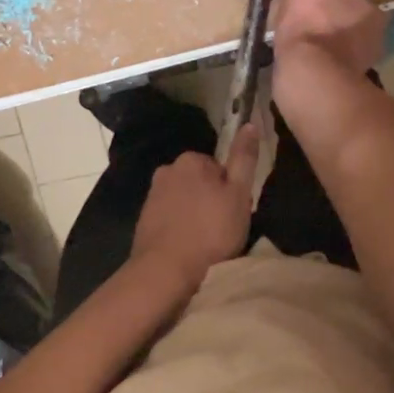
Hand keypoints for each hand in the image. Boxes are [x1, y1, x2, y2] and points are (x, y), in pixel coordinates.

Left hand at [129, 128, 259, 290]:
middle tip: (222, 227)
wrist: (166, 269)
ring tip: (205, 240)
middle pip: (199, 182)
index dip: (231, 189)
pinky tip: (186, 245)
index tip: (235, 211)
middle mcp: (166, 170)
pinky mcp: (143, 218)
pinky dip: (178, 226)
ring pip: (183, 199)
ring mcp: (152, 194)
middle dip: (210, 199)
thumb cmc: (211, 232)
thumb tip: (249, 124)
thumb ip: (244, 158)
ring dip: (194, 213)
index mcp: (190, 160)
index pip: (219, 168)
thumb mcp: (238, 194)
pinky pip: (169, 216)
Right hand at [274, 0, 384, 74]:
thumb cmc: (312, 22)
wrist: (308, 77)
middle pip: (343, 17)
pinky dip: (312, 60)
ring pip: (333, 42)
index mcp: (372, 11)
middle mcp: (373, 38)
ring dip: (317, 38)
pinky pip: (323, 65)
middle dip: (323, 14)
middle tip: (296, 16)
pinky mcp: (339, 87)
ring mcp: (357, 66)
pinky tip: (295, 60)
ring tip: (291, 40)